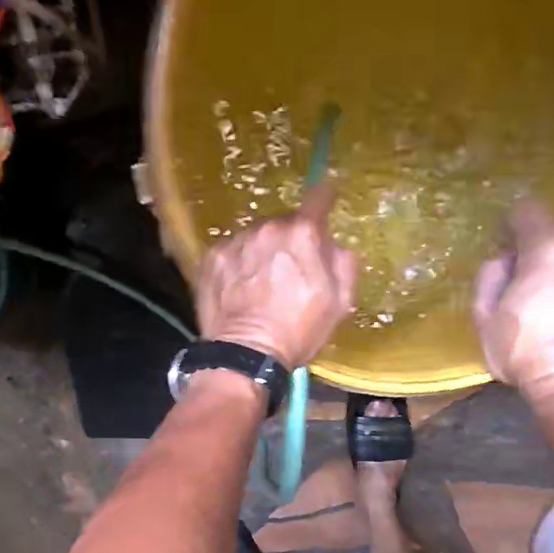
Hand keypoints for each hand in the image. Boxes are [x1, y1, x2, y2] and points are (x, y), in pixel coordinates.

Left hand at [196, 183, 358, 368]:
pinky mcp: (211, 258)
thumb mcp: (339, 301)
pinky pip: (230, 252)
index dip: (323, 199)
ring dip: (259, 252)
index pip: (318, 198)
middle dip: (287, 240)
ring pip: (254, 237)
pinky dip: (235, 265)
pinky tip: (237, 288)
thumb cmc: (297, 331)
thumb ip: (342, 261)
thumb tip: (331, 243)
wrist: (245, 354)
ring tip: (258, 283)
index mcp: (302, 233)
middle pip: (282, 223)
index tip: (324, 201)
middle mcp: (267, 228)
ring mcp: (236, 241)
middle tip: (286, 271)